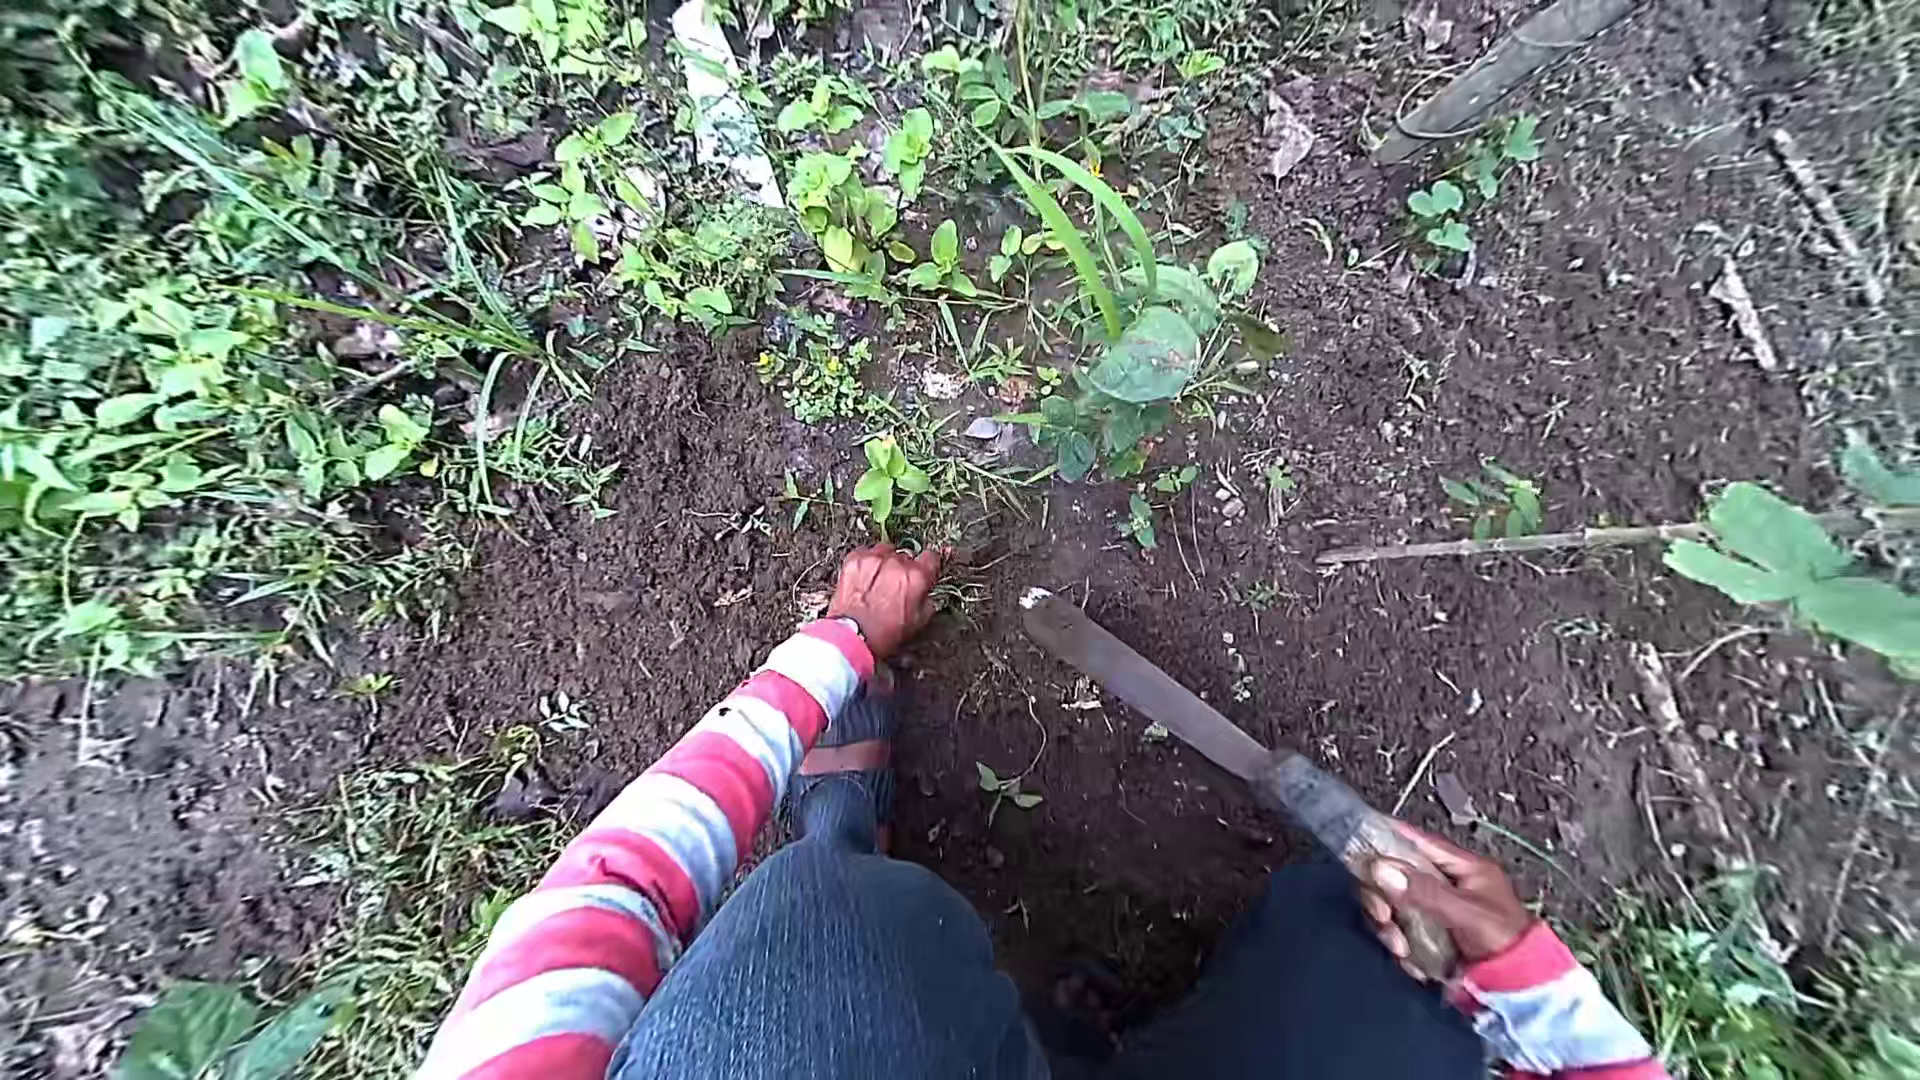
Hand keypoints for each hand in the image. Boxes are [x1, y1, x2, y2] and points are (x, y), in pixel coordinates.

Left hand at [824, 544, 942, 658]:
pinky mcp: (854, 560)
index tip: (924, 569)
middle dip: (903, 569)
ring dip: (885, 562)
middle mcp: (897, 563)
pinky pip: (865, 553)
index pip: (931, 557)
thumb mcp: (919, 621)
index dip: (928, 565)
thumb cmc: (885, 633)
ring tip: (878, 581)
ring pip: (886, 551)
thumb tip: (926, 589)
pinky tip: (865, 579)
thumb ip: (928, 597)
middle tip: (895, 587)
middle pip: (906, 556)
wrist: (853, 636)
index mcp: (917, 577)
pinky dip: (866, 563)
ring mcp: (874, 559)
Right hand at [1359, 820, 1533, 977]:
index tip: (1356, 843)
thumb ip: (1425, 891)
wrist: (1531, 999)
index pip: (1412, 838)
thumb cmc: (1512, 948)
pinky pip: (1395, 925)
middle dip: (1380, 895)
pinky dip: (1396, 941)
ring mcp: (1431, 907)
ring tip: (1399, 946)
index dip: (1383, 836)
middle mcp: (1441, 882)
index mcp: (1460, 867)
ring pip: (1387, 900)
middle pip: (1390, 871)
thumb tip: (1379, 867)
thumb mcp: (1470, 915)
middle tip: (1382, 915)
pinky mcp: (1425, 932)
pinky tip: (1409, 959)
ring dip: (1386, 923)